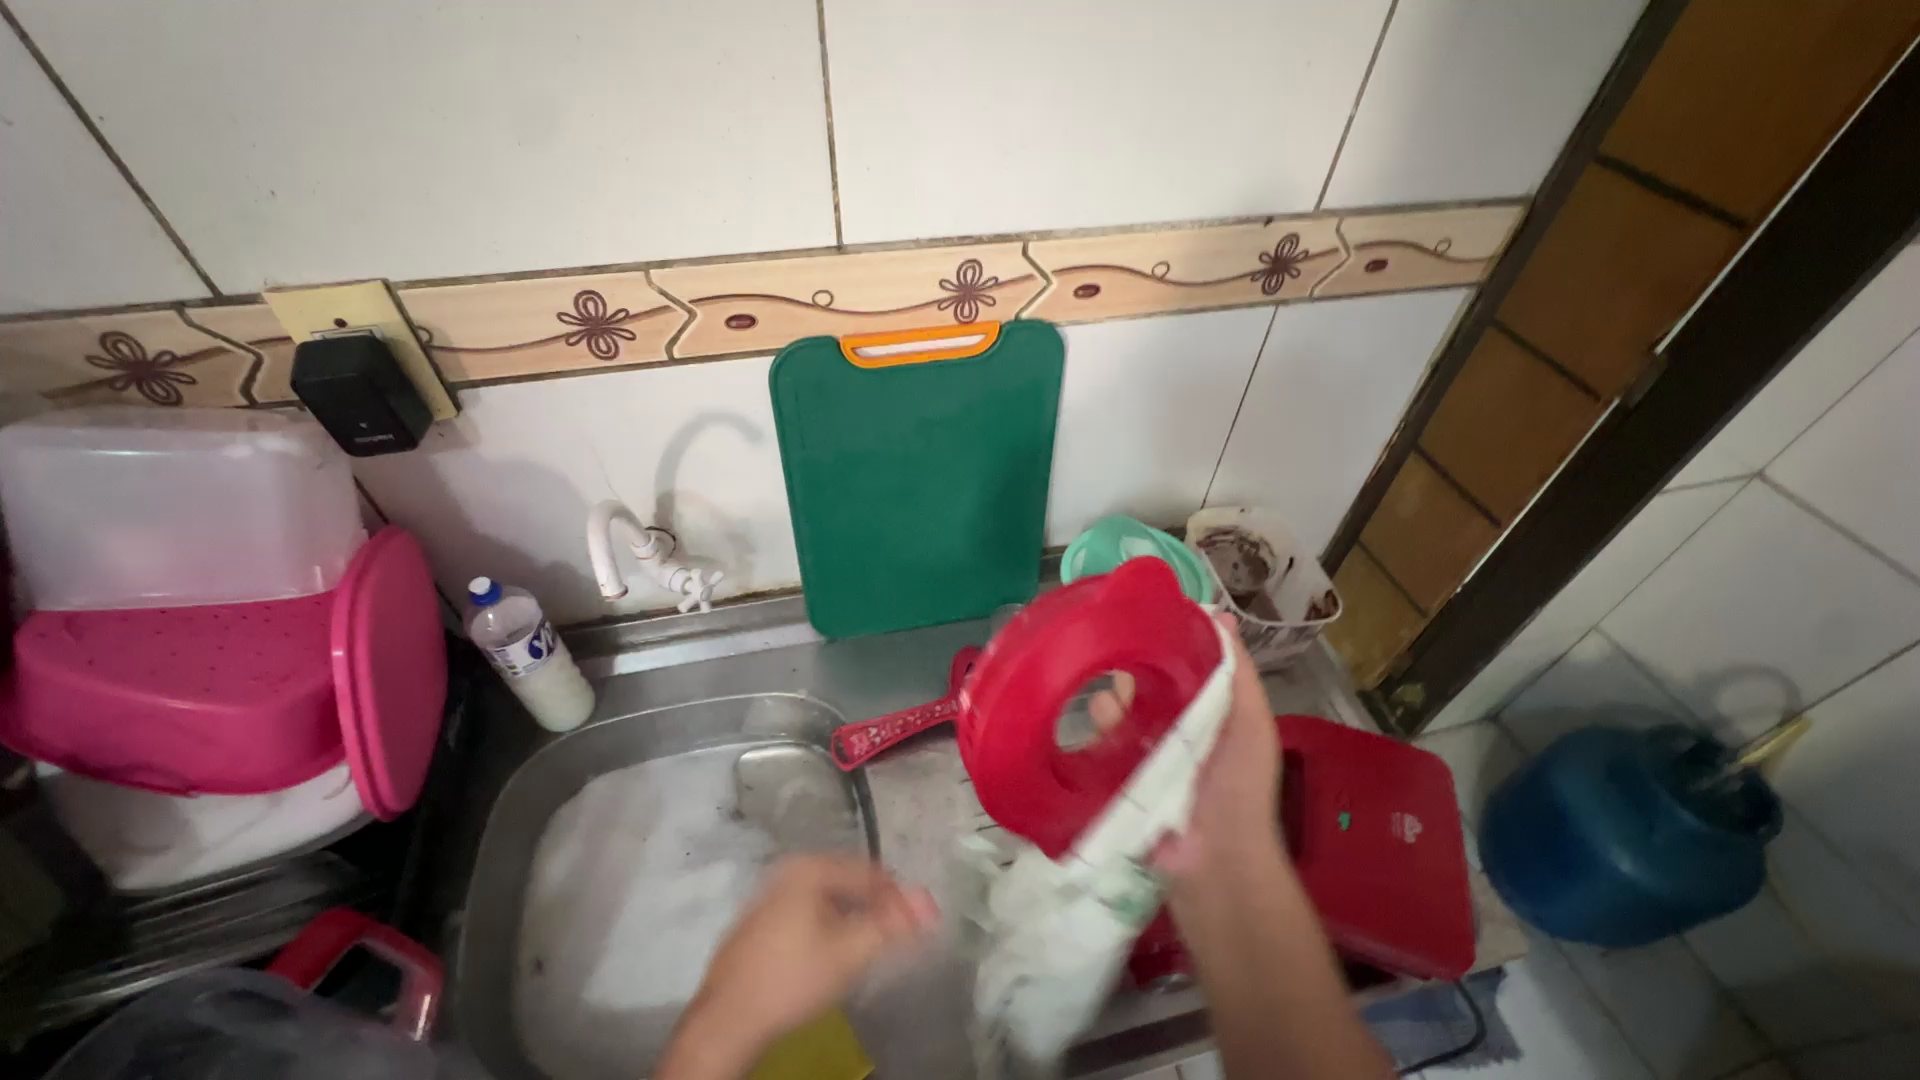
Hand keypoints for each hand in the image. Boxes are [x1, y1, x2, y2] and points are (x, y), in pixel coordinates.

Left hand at [660, 855, 938, 1079]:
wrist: (727, 1019)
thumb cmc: (793, 978)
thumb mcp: (850, 952)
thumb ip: (893, 925)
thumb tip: (929, 905)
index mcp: (809, 868)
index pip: (870, 873)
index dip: (899, 896)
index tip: (920, 921)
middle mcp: (787, 872)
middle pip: (847, 883)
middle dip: (875, 906)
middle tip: (896, 934)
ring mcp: (768, 896)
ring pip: (825, 899)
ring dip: (852, 917)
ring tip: (868, 945)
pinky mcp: (758, 923)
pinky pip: (806, 913)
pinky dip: (827, 926)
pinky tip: (832, 953)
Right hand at [1087, 613, 1284, 888]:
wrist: (1215, 864)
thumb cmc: (1239, 788)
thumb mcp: (1251, 722)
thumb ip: (1236, 671)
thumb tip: (1218, 613)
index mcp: (1207, 714)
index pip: (1178, 667)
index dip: (1160, 643)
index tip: (1136, 616)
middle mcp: (1174, 732)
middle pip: (1141, 688)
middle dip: (1127, 672)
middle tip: (1111, 659)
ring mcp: (1144, 760)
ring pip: (1116, 717)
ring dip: (1108, 705)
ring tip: (1101, 700)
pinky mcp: (1119, 784)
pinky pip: (1100, 751)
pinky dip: (1095, 737)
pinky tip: (1089, 728)